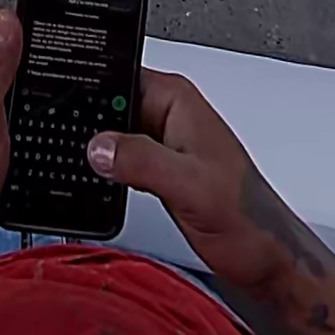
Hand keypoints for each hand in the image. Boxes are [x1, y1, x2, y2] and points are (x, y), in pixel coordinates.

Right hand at [86, 69, 294, 289]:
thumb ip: (142, 160)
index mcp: (174, 97)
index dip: (90, 87)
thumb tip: (99, 146)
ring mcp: (160, 136)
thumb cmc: (246, 216)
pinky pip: (118, 152)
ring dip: (100, 146)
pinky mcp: (154, 161)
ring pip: (111, 129)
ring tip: (99, 167)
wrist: (265, 260)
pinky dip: (108, 164)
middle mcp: (166, 110)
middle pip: (110, 101)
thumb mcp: (189, 184)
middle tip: (82, 146)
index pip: (118, 74)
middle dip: (92, 121)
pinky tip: (106, 181)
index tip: (69, 108)